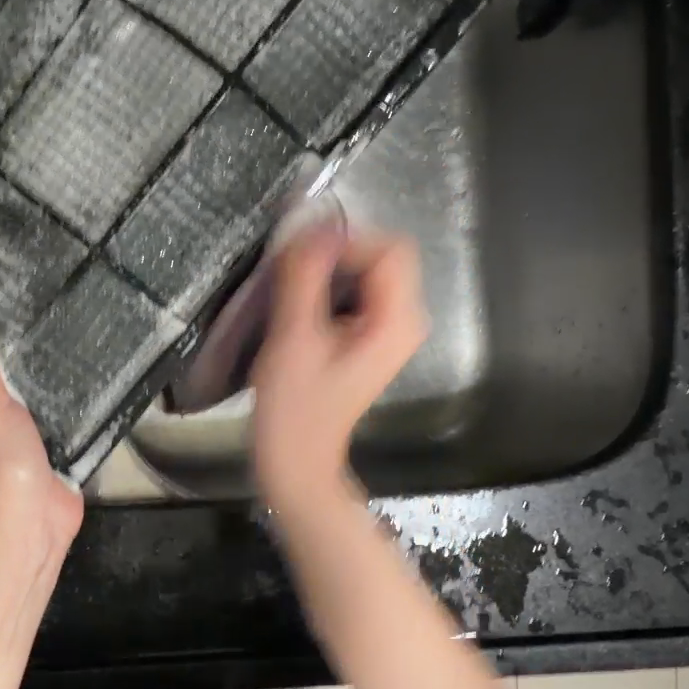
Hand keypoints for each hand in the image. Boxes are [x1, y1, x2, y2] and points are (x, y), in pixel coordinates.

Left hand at [0, 315, 84, 560]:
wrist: (33, 520)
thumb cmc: (2, 462)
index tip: (2, 321)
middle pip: (1, 390)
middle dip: (19, 368)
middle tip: (45, 327)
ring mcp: (18, 446)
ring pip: (31, 407)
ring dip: (46, 388)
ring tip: (70, 346)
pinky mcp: (48, 457)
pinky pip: (57, 426)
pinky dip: (68, 411)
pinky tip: (88, 387)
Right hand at [251, 225, 426, 517]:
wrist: (296, 462)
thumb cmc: (295, 409)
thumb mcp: (295, 338)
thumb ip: (304, 277)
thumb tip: (311, 226)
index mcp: (397, 320)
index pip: (389, 247)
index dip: (345, 240)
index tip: (299, 256)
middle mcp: (402, 320)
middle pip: (378, 256)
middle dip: (332, 254)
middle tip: (286, 271)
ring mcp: (385, 330)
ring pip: (362, 273)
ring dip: (324, 271)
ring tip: (285, 288)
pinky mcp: (364, 339)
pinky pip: (351, 294)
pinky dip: (323, 289)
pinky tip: (294, 306)